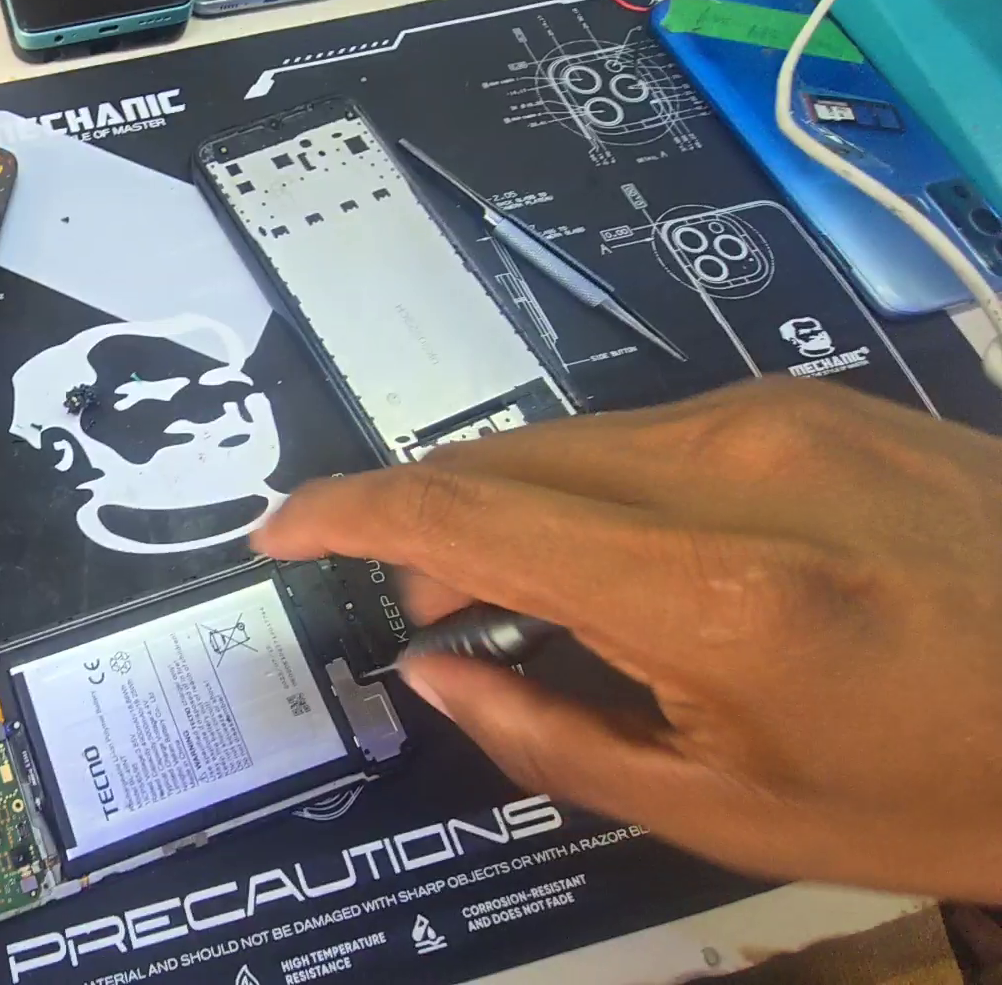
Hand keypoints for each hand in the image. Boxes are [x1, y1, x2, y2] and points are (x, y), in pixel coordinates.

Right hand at [254, 378, 1001, 902]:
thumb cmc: (962, 788)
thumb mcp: (731, 811)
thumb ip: (542, 736)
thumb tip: (428, 666)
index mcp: (705, 590)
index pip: (454, 513)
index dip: (340, 513)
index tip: (275, 531)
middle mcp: (713, 466)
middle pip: (479, 467)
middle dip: (408, 526)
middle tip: (422, 610)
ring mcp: (754, 414)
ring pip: (533, 446)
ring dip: (480, 511)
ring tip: (503, 592)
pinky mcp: (783, 397)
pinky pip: (604, 438)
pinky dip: (551, 492)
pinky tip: (593, 552)